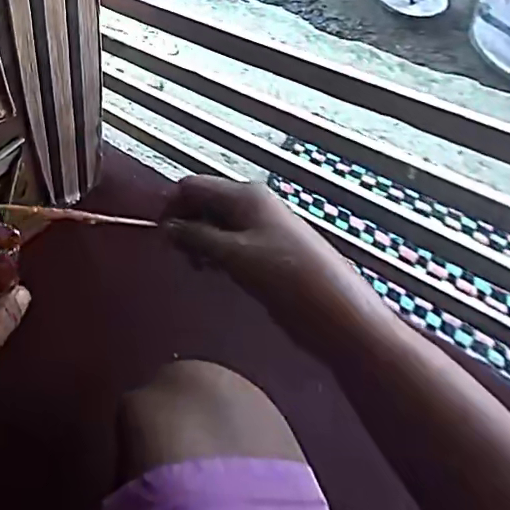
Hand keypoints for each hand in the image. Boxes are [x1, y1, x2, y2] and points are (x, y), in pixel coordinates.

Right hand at [160, 176, 385, 345]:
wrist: (348, 323)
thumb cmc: (289, 283)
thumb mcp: (232, 256)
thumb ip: (194, 236)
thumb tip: (167, 227)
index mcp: (245, 195)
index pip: (191, 186)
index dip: (171, 206)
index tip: (160, 234)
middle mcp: (256, 202)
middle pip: (204, 201)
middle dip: (186, 222)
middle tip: (179, 253)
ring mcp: (268, 225)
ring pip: (218, 221)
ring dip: (201, 238)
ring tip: (199, 265)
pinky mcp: (275, 248)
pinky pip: (234, 238)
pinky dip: (219, 249)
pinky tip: (220, 270)